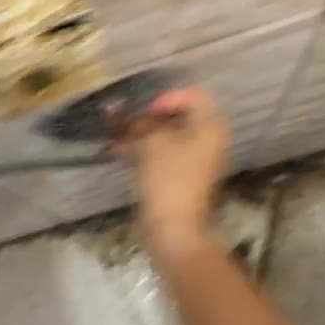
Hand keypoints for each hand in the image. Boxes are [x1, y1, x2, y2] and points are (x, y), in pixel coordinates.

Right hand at [117, 86, 230, 255]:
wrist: (174, 228)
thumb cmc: (169, 179)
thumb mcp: (151, 143)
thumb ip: (134, 122)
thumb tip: (114, 108)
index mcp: (211, 126)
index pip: (191, 95)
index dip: (165, 98)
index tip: (144, 113)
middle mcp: (208, 139)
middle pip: (177, 116)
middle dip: (146, 116)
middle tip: (121, 119)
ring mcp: (194, 159)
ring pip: (165, 136)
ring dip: (139, 132)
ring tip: (112, 134)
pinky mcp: (179, 176)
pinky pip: (161, 153)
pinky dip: (142, 149)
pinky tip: (117, 149)